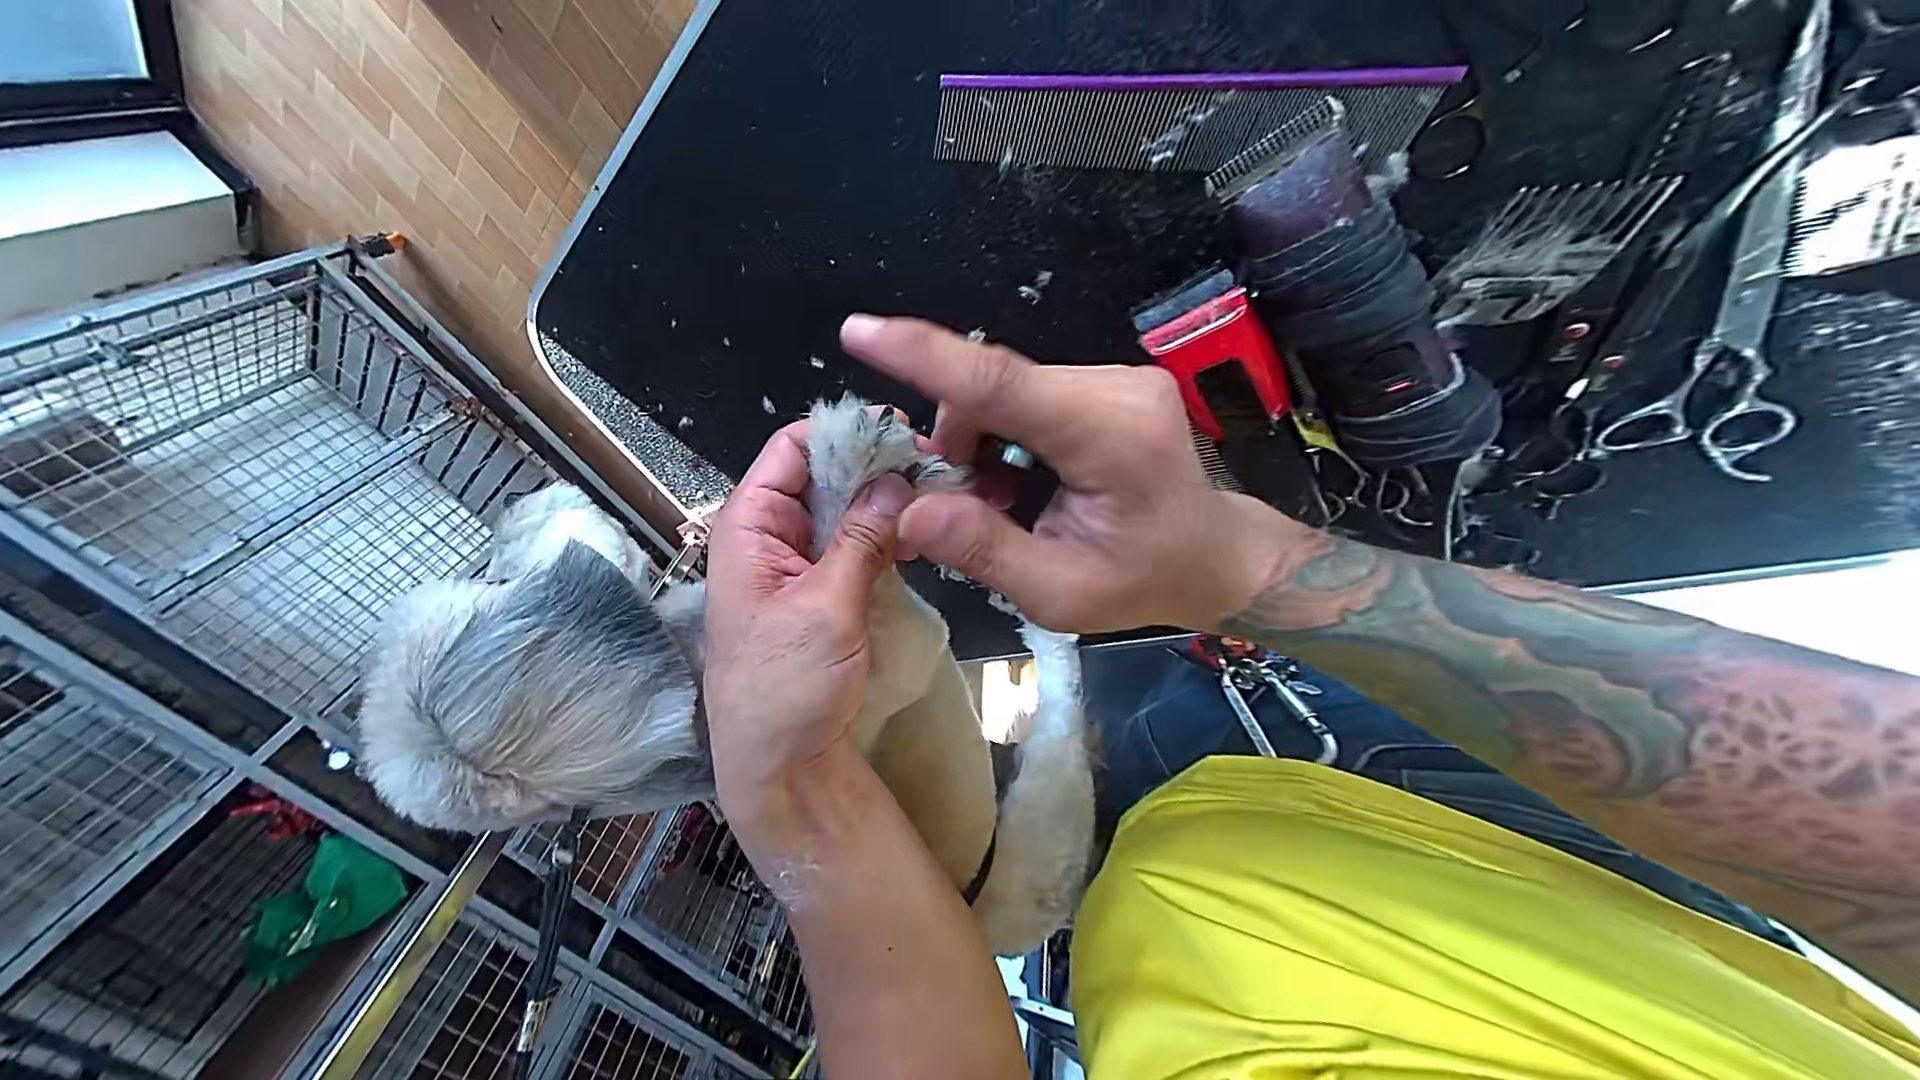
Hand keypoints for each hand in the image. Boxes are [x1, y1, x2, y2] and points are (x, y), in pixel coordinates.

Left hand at [701, 418, 915, 832]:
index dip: (844, 432)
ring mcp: (805, 557)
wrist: (784, 761)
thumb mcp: (823, 608)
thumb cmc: (784, 687)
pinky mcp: (830, 581)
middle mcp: (775, 530)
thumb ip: (859, 539)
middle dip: (877, 463)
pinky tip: (921, 527)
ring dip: (889, 496)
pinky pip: (860, 539)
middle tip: (935, 463)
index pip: (792, 449)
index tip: (900, 430)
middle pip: (826, 472)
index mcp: (751, 525)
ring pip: (848, 504)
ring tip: (938, 491)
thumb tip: (897, 478)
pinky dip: (889, 529)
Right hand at [841, 315, 1300, 632]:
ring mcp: (1115, 379)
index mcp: (1111, 436)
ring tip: (992, 497)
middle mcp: (1116, 387)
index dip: (925, 355)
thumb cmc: (1145, 580)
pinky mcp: (1107, 384)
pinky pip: (1026, 393)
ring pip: (1005, 388)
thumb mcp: (1061, 591)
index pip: (1002, 382)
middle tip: (953, 500)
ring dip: (976, 438)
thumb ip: (984, 550)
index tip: (860, 331)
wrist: (1212, 555)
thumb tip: (910, 511)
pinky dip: (1000, 432)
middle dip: (954, 437)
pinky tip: (1013, 477)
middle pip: (994, 387)